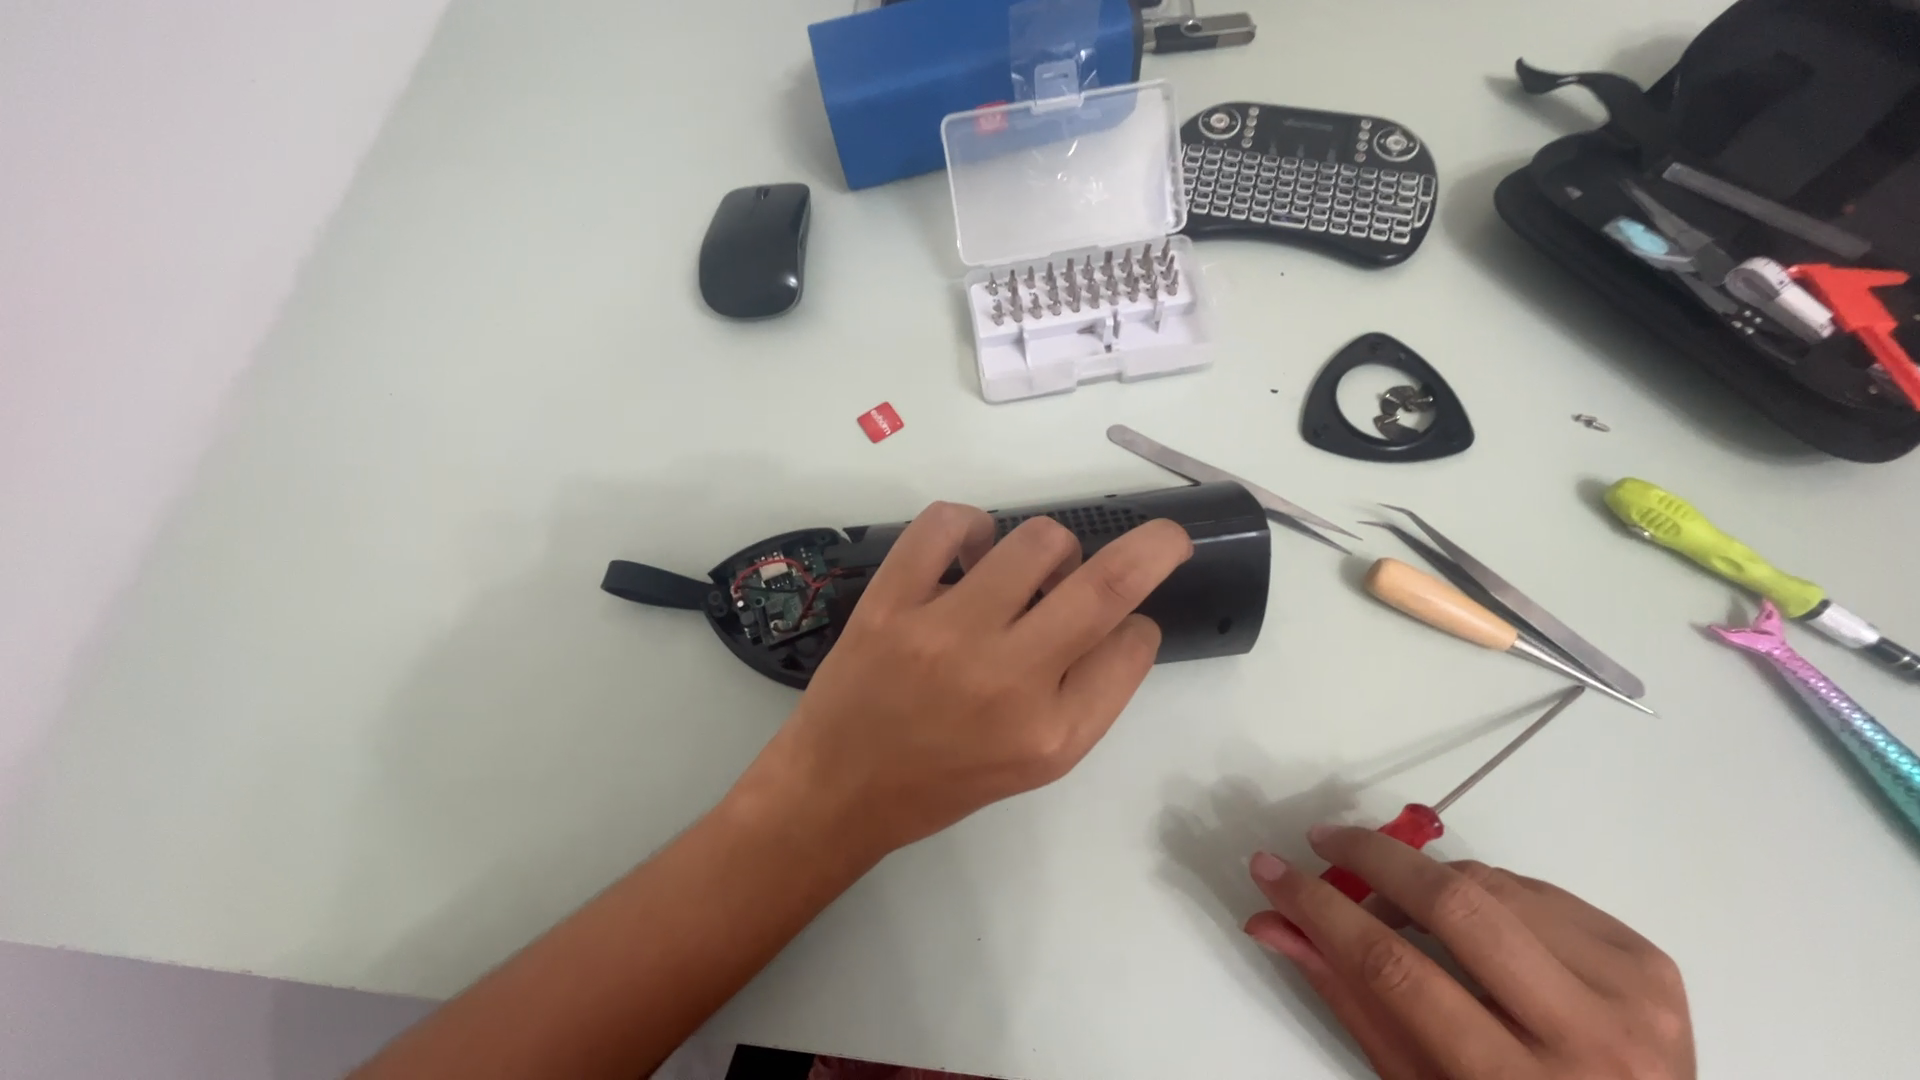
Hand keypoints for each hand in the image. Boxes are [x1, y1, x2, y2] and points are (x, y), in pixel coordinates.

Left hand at [740, 502, 1191, 858]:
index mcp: (1051, 731)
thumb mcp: (1037, 763)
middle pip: (1107, 583)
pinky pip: (946, 524)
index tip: (1125, 623)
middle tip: (1162, 538)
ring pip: (1036, 541)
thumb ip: (1090, 695)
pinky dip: (971, 523)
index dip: (1141, 623)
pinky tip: (970, 549)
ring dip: (1050, 547)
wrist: (840, 790)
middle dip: (1156, 546)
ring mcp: (944, 634)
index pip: (1134, 646)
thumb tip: (1123, 621)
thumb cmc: (946, 780)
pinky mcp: (890, 603)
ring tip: (1024, 572)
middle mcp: (1007, 679)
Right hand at [1244, 829, 1694, 1079]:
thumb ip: (1346, 994)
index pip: (1399, 972)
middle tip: (1324, 840)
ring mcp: (1633, 996)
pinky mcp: (1652, 963)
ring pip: (1491, 885)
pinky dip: (1483, 891)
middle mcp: (1591, 1041)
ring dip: (1426, 880)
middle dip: (1374, 857)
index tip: (1272, 870)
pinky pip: (1535, 890)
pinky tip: (1471, 922)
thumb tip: (1271, 919)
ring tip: (1398, 902)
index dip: (1324, 911)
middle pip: (1457, 906)